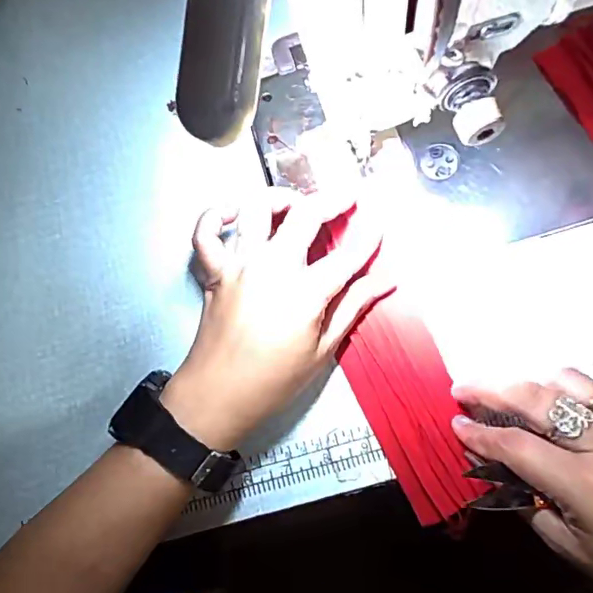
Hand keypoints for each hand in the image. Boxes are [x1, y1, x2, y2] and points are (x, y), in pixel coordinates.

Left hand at [162, 188, 394, 451]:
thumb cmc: (274, 380)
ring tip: (296, 204)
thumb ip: (353, 306)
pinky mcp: (214, 271)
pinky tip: (235, 214)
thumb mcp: (323, 349)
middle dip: (333, 199)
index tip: (379, 222)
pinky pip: (206, 231)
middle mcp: (272, 268)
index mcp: (305, 292)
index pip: (347, 254)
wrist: (218, 395)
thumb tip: (386, 280)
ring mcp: (239, 265)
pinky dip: (217, 215)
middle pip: (305, 215)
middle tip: (348, 197)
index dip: (369, 236)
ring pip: (255, 208)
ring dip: (280, 197)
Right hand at [451, 370, 592, 592]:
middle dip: (494, 391)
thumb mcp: (580, 554)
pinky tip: (574, 420)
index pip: (516, 446)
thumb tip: (512, 480)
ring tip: (517, 393)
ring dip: (537, 385)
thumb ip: (538, 510)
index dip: (480, 434)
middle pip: (538, 400)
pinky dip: (579, 403)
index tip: (456, 422)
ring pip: (574, 385)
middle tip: (465, 387)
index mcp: (585, 483)